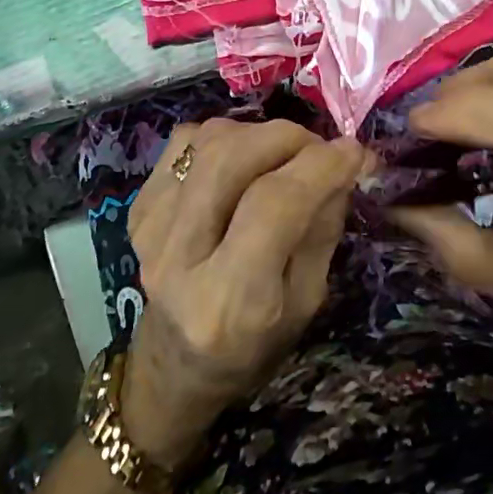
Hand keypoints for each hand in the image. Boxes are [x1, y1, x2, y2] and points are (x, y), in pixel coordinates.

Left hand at [121, 120, 367, 467]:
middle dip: (287, 138)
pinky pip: (184, 141)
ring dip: (257, 134)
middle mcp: (176, 257)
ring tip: (284, 154)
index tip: (355, 151)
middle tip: (320, 149)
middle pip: (229, 160)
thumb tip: (340, 161)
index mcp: (226, 301)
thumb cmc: (254, 344)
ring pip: (205, 141)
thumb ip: (321, 229)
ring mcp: (148, 226)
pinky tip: (243, 161)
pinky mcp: (137, 204)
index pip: (272, 206)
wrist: (176, 359)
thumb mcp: (306, 301)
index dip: (318, 167)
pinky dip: (224, 138)